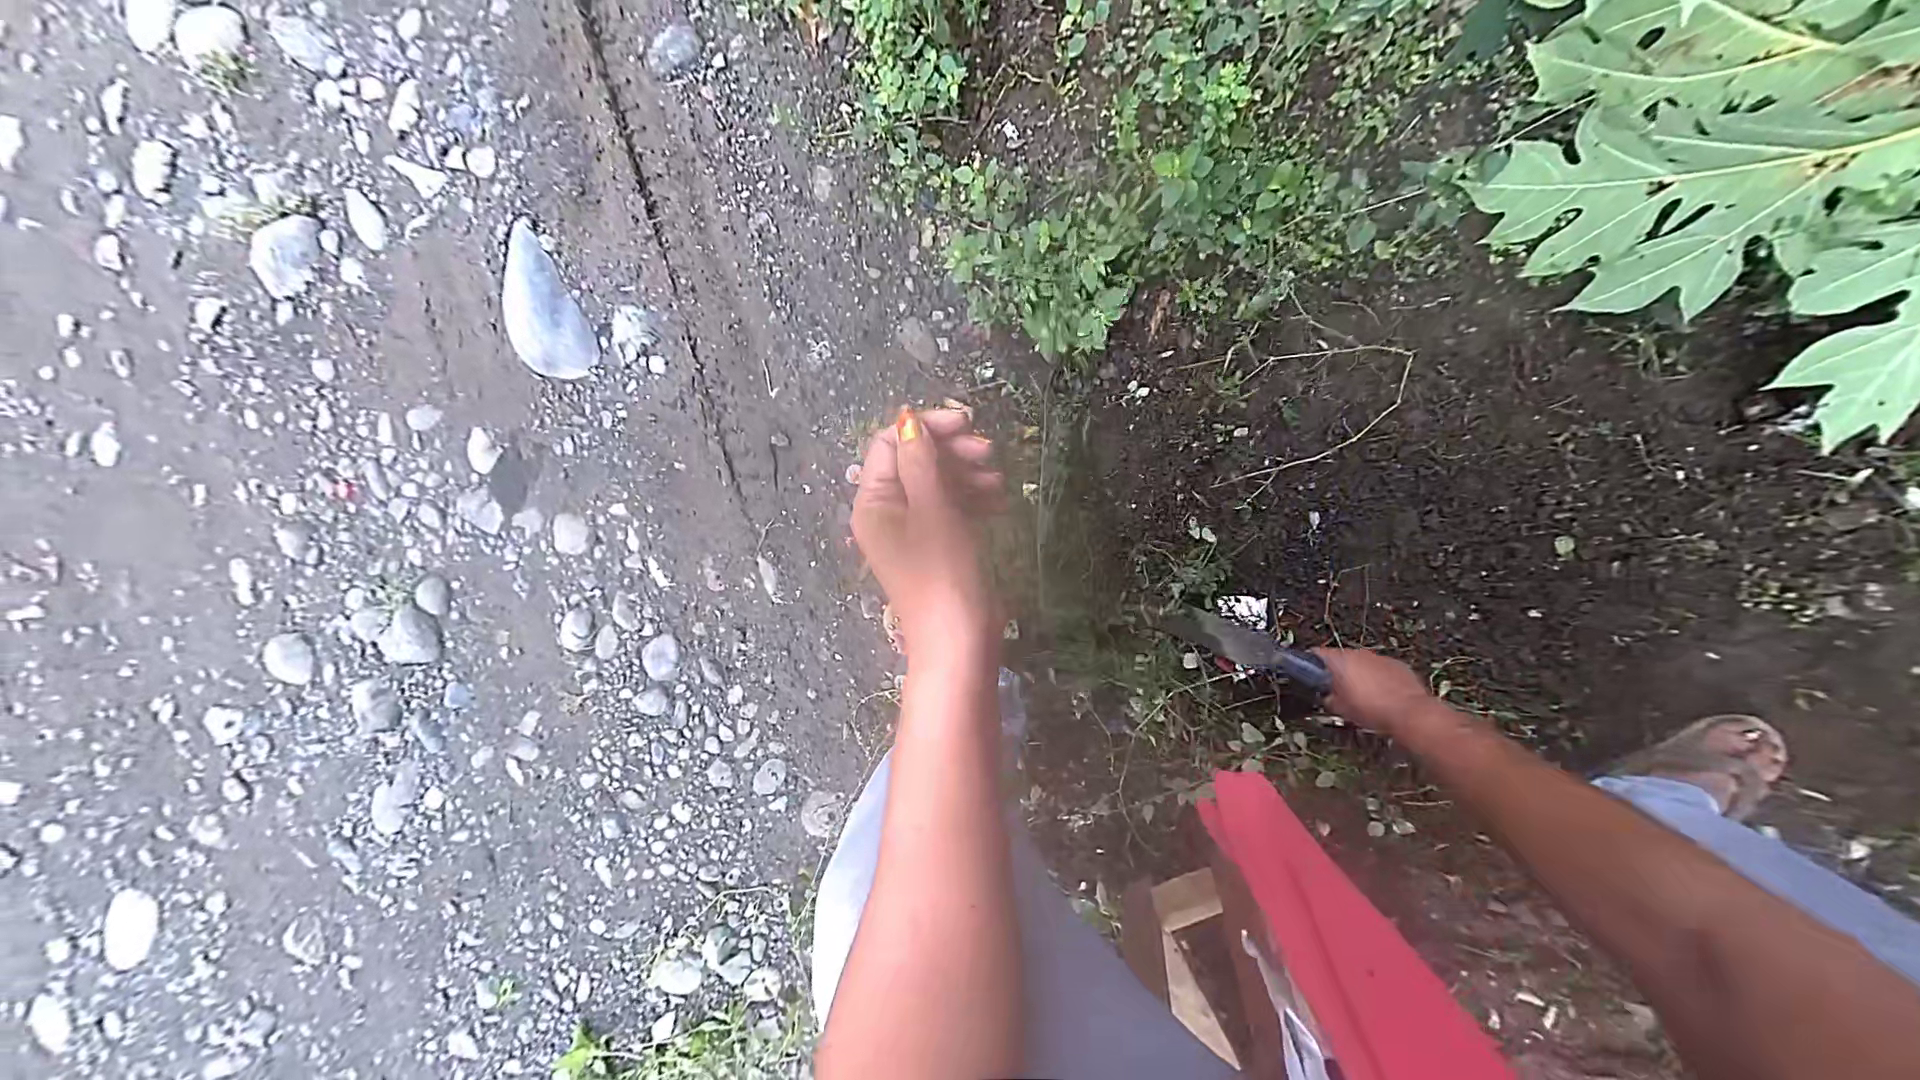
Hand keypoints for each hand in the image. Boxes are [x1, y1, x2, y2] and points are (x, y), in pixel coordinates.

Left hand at [851, 407, 1004, 656]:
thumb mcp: (933, 509)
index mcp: (872, 502)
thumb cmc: (943, 573)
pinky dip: (971, 497)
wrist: (960, 638)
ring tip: (997, 480)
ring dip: (966, 473)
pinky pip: (949, 507)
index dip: (925, 426)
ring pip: (936, 483)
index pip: (889, 444)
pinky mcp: (936, 543)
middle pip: (914, 461)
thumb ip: (921, 461)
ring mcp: (913, 529)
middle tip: (987, 451)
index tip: (966, 422)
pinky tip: (997, 499)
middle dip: (950, 451)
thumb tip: (908, 419)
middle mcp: (887, 512)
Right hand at [1312, 648, 1435, 735]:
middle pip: (1339, 657)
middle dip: (1337, 671)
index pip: (1315, 654)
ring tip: (1361, 694)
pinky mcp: (1398, 665)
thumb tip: (1326, 696)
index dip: (1309, 665)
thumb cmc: (1371, 710)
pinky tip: (1381, 694)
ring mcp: (1379, 657)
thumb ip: (1327, 697)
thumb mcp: (1339, 708)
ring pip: (1361, 662)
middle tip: (1336, 690)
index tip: (1310, 677)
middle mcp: (1357, 653)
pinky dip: (1378, 677)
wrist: (1411, 715)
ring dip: (1358, 674)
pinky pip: (1380, 668)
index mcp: (1338, 660)